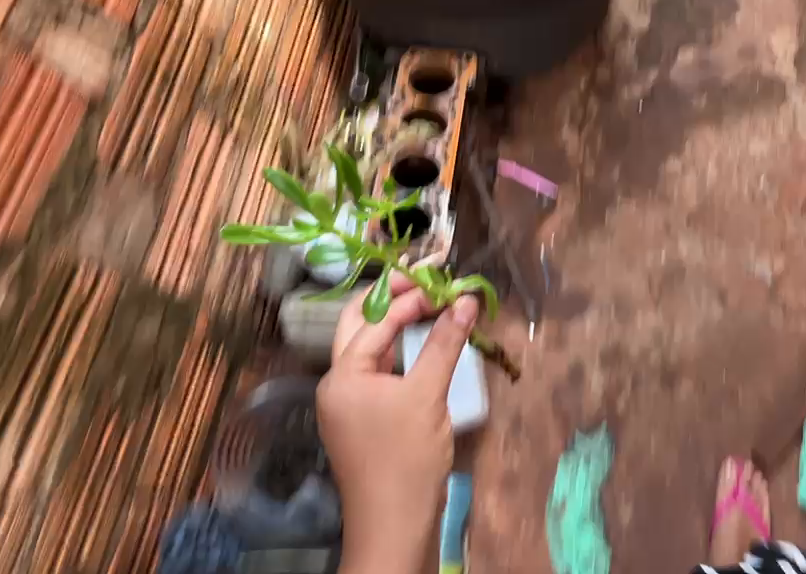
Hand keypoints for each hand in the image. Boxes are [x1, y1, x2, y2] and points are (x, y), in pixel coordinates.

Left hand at [319, 271, 479, 573]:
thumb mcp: (428, 395)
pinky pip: (382, 366)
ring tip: (434, 301)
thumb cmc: (405, 459)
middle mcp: (338, 383)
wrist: (395, 527)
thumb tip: (467, 299)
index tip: (450, 284)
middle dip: (393, 297)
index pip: (377, 318)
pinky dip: (403, 346)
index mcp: (342, 375)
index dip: (413, 296)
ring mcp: (351, 401)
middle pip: (359, 323)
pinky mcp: (367, 416)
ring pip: (371, 344)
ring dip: (399, 320)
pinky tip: (428, 340)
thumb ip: (445, 342)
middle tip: (429, 279)